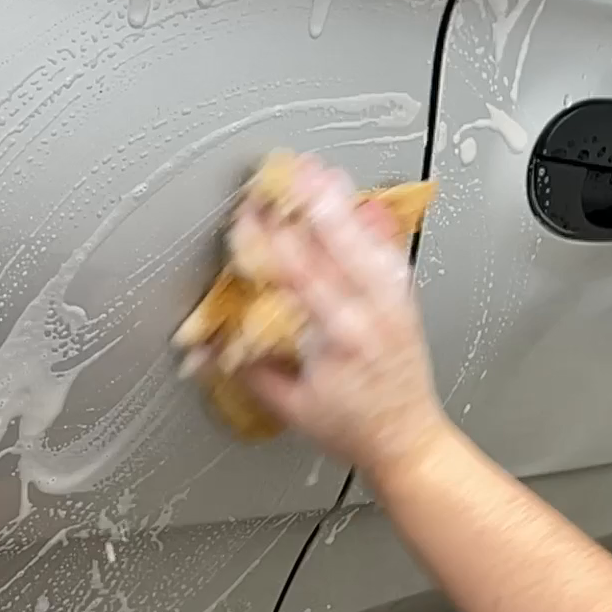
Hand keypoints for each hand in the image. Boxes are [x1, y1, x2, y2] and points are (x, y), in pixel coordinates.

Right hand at [236, 158, 451, 478]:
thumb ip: (247, 372)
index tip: (249, 214)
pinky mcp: (404, 302)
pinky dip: (378, 227)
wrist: (408, 440)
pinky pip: (391, 255)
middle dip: (313, 204)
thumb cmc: (352, 427)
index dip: (270, 241)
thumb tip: (204, 349)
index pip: (299, 275)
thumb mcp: (289, 407)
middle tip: (292, 171)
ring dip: (345, 204)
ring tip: (326, 173)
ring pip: (368, 243)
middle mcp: (372, 313)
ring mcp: (394, 304)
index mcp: (340, 337)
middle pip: (341, 246)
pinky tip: (368, 206)